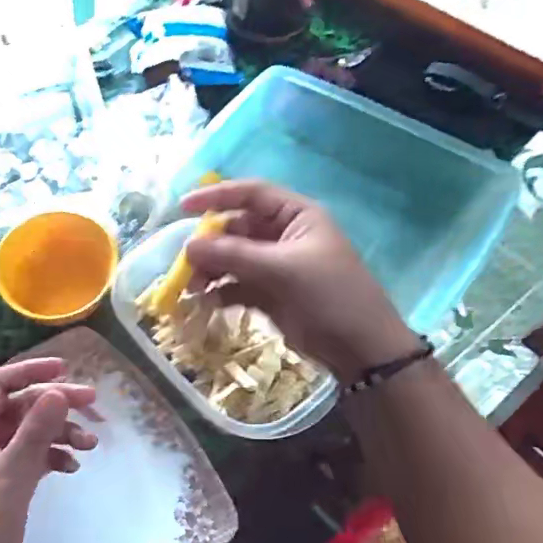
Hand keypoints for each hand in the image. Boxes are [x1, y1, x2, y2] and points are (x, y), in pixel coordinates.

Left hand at [0, 359, 98, 542]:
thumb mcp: (11, 475)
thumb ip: (35, 433)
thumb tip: (58, 392)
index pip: (0, 384)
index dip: (30, 371)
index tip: (66, 369)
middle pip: (24, 406)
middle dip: (57, 404)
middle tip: (93, 406)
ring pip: (35, 432)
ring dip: (62, 432)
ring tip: (91, 445)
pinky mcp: (12, 481)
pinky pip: (38, 456)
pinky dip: (57, 456)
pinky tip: (73, 466)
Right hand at [181, 180, 418, 375]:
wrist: (360, 347)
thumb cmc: (330, 296)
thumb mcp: (283, 270)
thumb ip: (234, 256)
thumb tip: (188, 247)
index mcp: (296, 216)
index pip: (251, 194)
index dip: (216, 197)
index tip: (183, 207)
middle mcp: (284, 236)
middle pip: (237, 229)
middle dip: (210, 243)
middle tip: (186, 262)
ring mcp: (276, 267)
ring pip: (234, 260)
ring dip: (212, 270)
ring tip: (193, 288)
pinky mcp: (271, 295)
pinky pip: (238, 286)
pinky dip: (222, 292)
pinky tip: (208, 302)